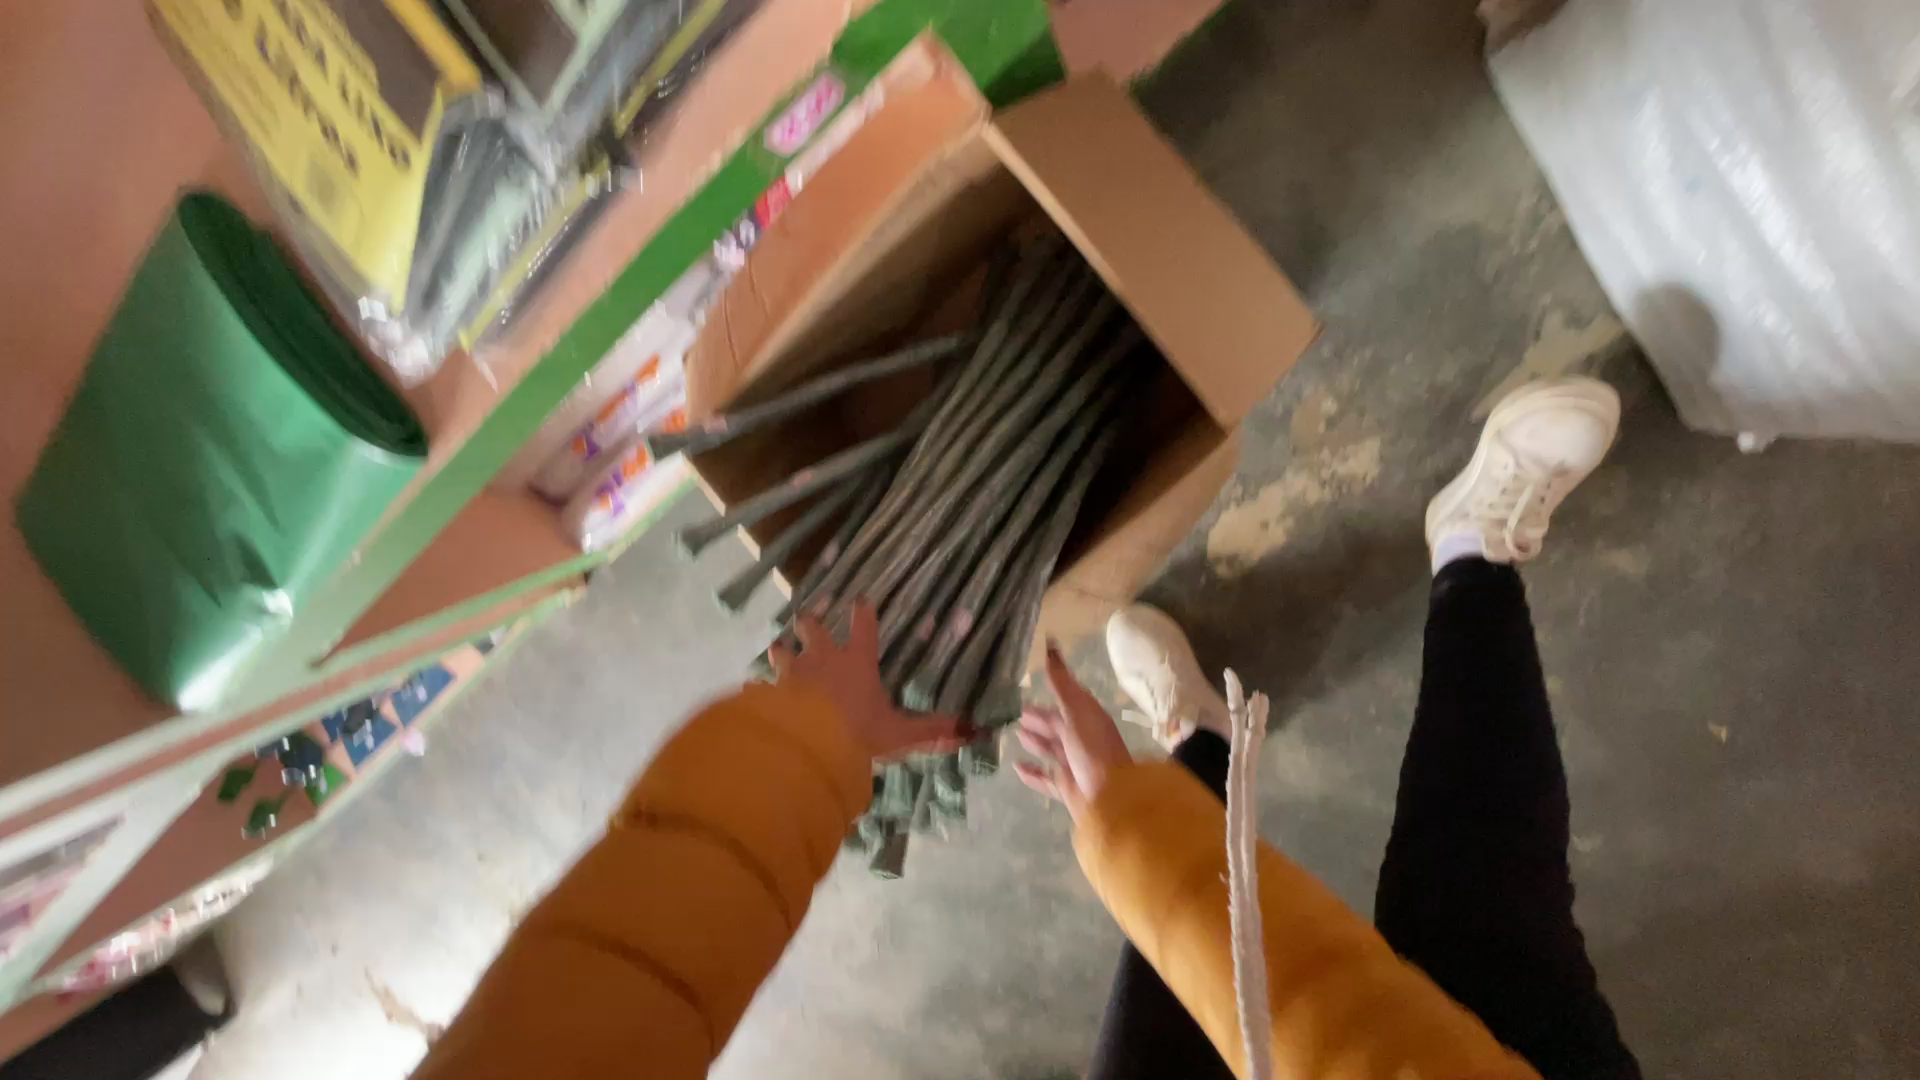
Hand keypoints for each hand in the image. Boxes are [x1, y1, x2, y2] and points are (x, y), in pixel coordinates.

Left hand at [768, 602, 968, 760]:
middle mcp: (823, 660)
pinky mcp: (769, 695)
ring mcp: (792, 675)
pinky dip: (761, 690)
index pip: (864, 628)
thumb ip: (931, 732)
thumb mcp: (900, 735)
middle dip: (811, 622)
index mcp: (857, 662)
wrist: (809, 747)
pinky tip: (756, 694)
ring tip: (778, 648)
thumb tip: (971, 732)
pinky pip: (762, 687)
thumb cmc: (858, 732)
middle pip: (813, 628)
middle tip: (808, 618)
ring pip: (782, 651)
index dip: (863, 612)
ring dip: (782, 651)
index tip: (860, 598)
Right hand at [1013, 642, 1134, 822]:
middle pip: (1057, 725)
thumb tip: (1051, 644)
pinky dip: (1032, 773)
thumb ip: (1061, 682)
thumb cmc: (1092, 748)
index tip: (1030, 684)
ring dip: (1036, 741)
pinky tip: (1016, 767)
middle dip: (1039, 718)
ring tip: (1018, 733)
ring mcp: (1074, 764)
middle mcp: (1082, 740)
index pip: (1067, 701)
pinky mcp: (1066, 788)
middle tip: (1016, 710)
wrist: (1109, 798)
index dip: (1051, 692)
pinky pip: (1045, 779)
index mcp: (1088, 719)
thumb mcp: (1076, 710)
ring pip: (1051, 749)